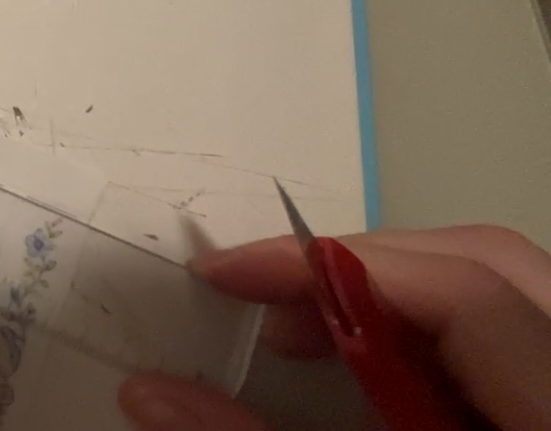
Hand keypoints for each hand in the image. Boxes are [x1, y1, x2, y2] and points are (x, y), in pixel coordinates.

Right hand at [118, 225, 550, 429]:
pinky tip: (381, 383)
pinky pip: (515, 332)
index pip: (463, 297)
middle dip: (356, 267)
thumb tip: (146, 394)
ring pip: (510, 288)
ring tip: (319, 342)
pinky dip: (428, 332)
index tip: (224, 279)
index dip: (329, 267)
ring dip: (390, 293)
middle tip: (273, 310)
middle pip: (490, 264)